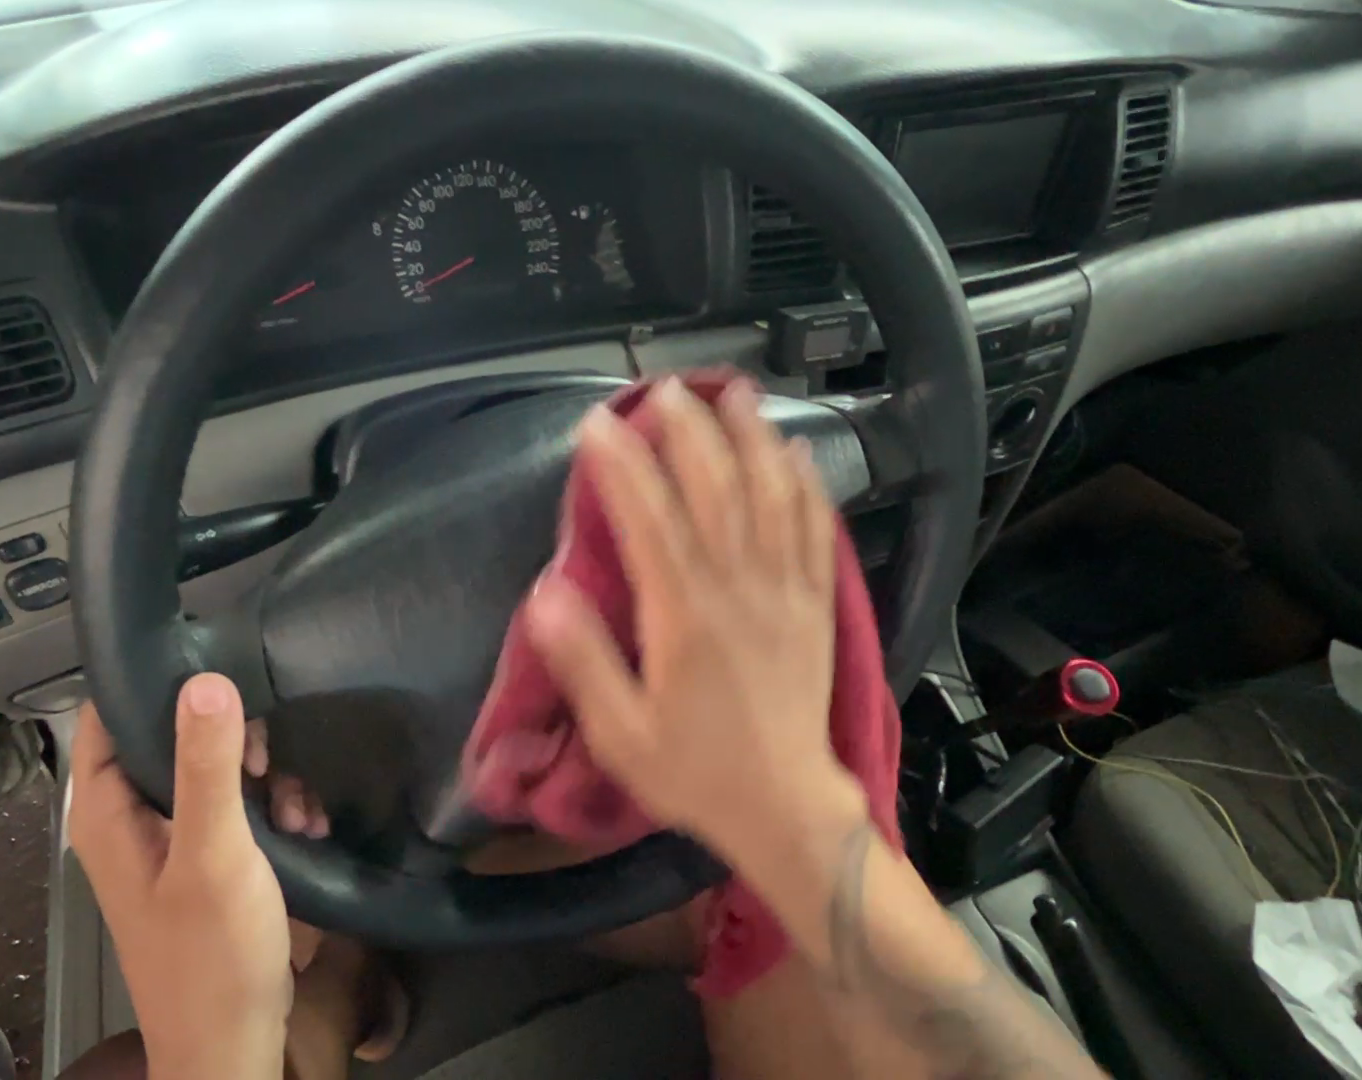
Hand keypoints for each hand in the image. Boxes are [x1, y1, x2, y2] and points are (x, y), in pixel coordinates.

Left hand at [69, 674, 290, 1078]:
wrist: (234, 1042)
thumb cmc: (211, 952)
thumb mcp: (213, 853)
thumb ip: (207, 766)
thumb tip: (204, 678)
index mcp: (108, 811)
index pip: (109, 715)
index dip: (153, 681)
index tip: (213, 659)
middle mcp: (133, 817)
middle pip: (174, 735)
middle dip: (230, 735)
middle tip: (267, 754)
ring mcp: (173, 838)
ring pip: (216, 768)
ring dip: (263, 776)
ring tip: (296, 808)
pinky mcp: (210, 856)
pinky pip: (239, 804)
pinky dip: (272, 808)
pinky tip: (304, 827)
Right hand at [526, 379, 867, 862]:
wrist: (784, 807)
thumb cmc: (692, 770)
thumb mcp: (619, 733)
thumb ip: (582, 661)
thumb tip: (544, 593)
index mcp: (685, 617)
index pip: (649, 521)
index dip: (621, 466)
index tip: (597, 424)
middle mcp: (739, 589)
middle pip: (715, 491)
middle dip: (688, 432)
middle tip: (664, 389)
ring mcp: (786, 593)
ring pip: (772, 498)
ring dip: (751, 438)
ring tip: (735, 392)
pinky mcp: (817, 605)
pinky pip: (817, 532)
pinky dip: (807, 485)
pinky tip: (797, 451)